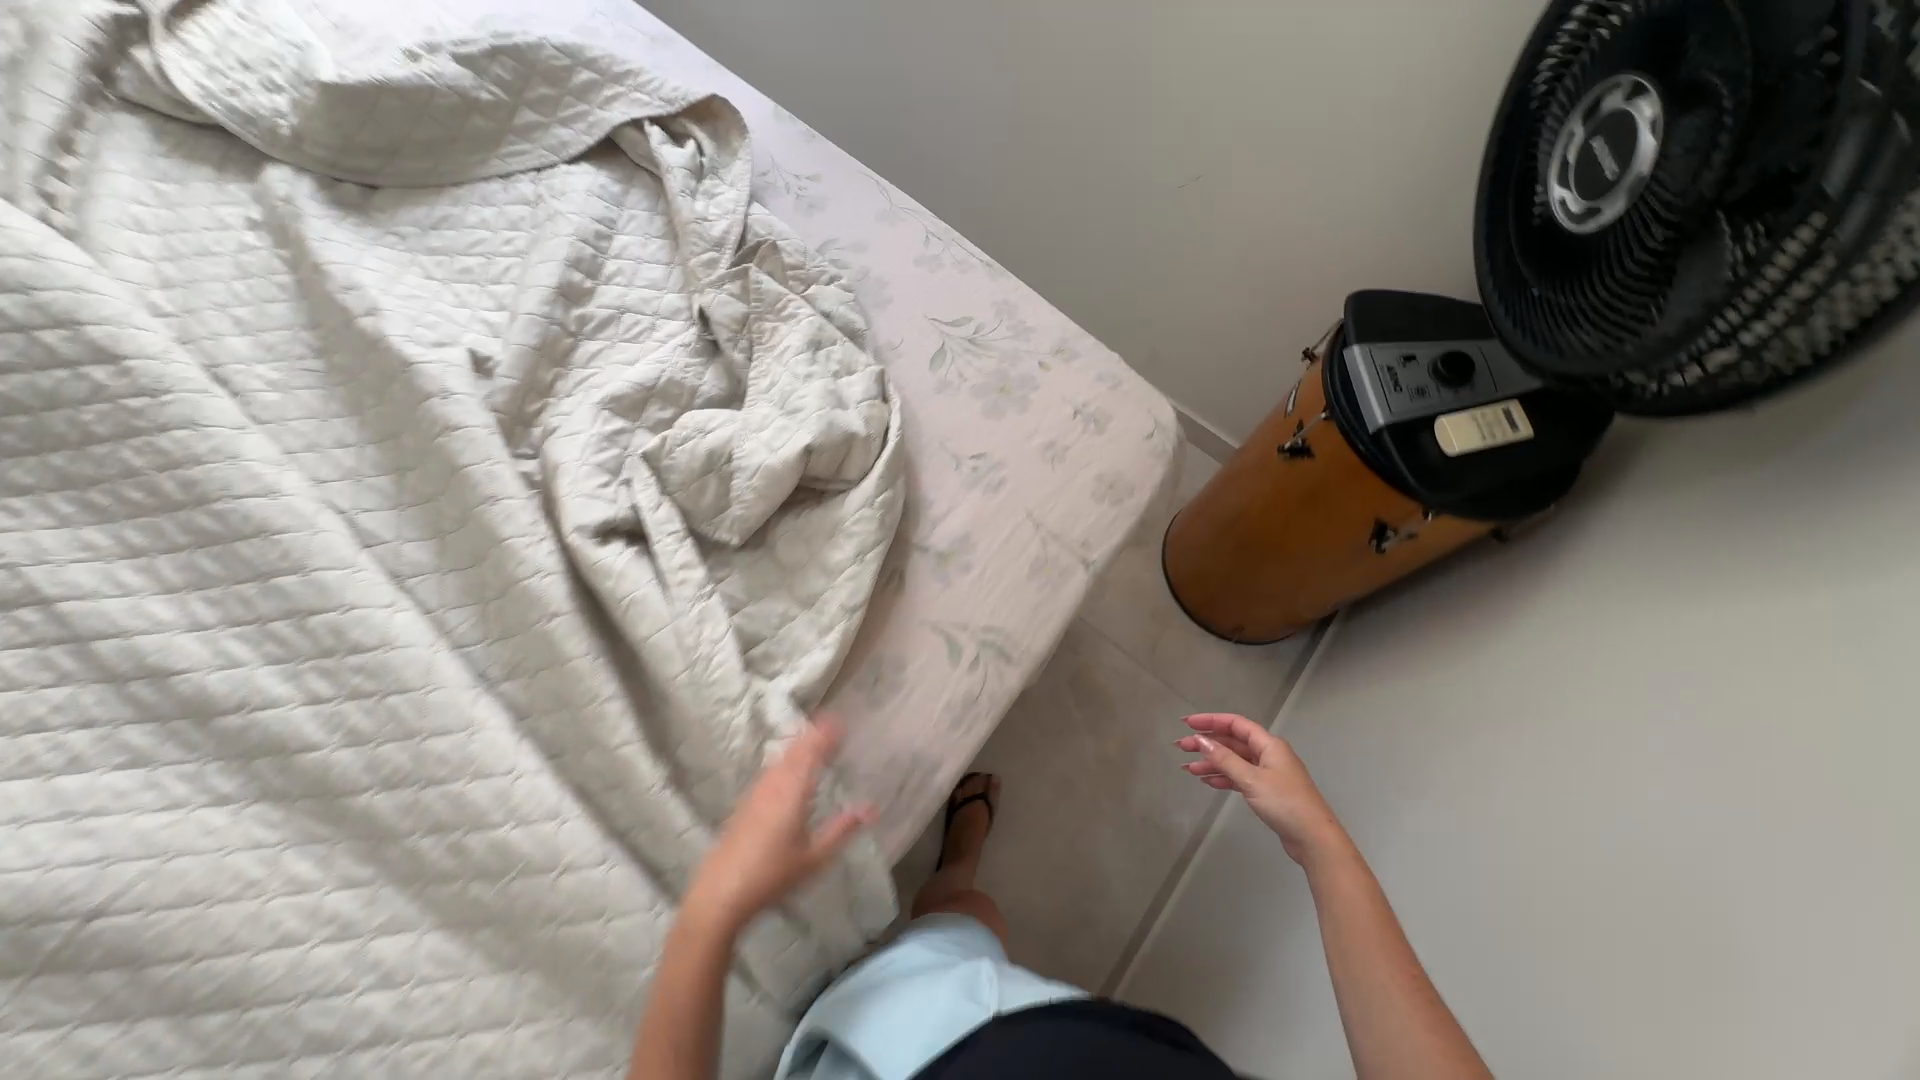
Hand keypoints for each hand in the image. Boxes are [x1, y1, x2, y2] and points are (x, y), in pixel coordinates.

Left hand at [685, 718, 875, 932]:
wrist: (721, 893)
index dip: (825, 735)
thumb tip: (871, 809)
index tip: (840, 721)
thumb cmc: (773, 876)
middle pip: (793, 751)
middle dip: (811, 735)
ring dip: (796, 746)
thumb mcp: (815, 858)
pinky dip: (783, 761)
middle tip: (829, 724)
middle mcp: (772, 786)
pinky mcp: (744, 805)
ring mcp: (755, 795)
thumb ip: (842, 830)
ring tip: (811, 739)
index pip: (811, 754)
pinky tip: (784, 770)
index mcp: (792, 793)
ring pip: (778, 760)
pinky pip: (769, 772)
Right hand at [1177, 713, 1348, 865]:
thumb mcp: (1251, 779)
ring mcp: (1269, 773)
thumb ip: (1224, 759)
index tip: (1187, 723)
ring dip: (1212, 762)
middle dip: (1207, 743)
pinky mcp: (1267, 791)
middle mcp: (1269, 754)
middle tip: (1181, 748)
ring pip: (1235, 761)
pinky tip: (1207, 781)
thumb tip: (1201, 740)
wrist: (1314, 838)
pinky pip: (1240, 777)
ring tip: (1188, 768)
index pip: (1235, 724)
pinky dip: (1224, 777)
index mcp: (1269, 744)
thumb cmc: (1285, 803)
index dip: (1210, 721)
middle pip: (1233, 742)